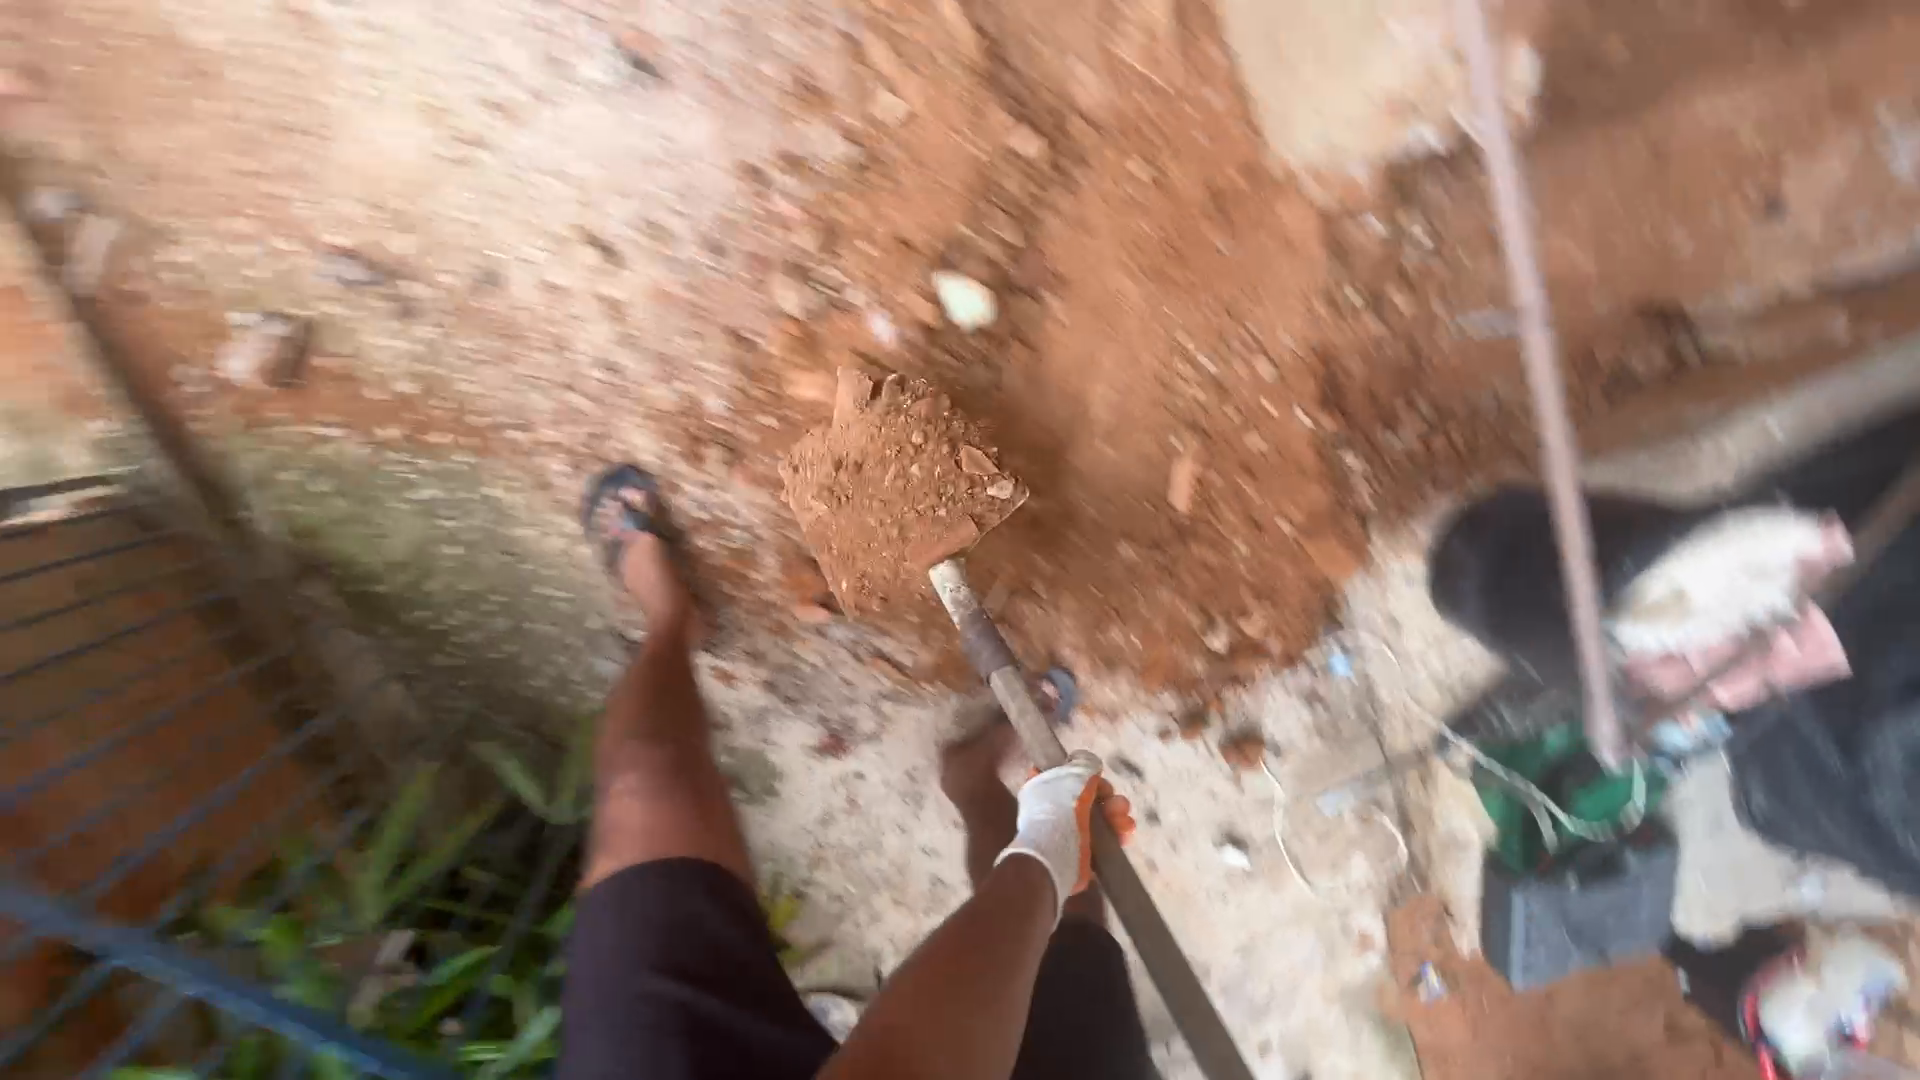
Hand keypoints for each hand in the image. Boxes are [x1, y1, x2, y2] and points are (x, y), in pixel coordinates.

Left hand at [994, 750, 1135, 916]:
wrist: (1057, 853)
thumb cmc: (1062, 808)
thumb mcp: (1075, 775)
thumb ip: (1085, 764)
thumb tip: (1089, 761)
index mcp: (1044, 786)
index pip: (1068, 774)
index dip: (1086, 774)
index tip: (1097, 777)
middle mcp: (1054, 808)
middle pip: (1089, 796)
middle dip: (1108, 798)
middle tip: (1117, 804)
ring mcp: (1068, 831)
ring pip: (1100, 817)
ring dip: (1117, 816)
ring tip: (1125, 821)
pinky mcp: (1083, 852)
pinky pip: (1104, 839)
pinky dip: (1117, 835)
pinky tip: (1126, 834)